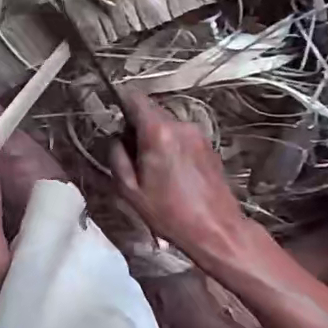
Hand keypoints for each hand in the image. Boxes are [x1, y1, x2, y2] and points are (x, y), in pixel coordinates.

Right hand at [109, 87, 254, 268]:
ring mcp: (198, 133)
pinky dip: (172, 144)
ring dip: (155, 136)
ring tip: (153, 167)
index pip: (135, 98)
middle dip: (137, 126)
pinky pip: (182, 135)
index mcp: (158, 131)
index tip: (112, 117)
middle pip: (151, 111)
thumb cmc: (169, 213)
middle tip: (131, 154)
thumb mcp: (130, 190)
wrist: (216, 229)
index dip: (120, 102)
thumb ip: (116, 157)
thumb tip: (116, 139)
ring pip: (167, 124)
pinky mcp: (208, 144)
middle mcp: (180, 124)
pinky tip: (173, 171)